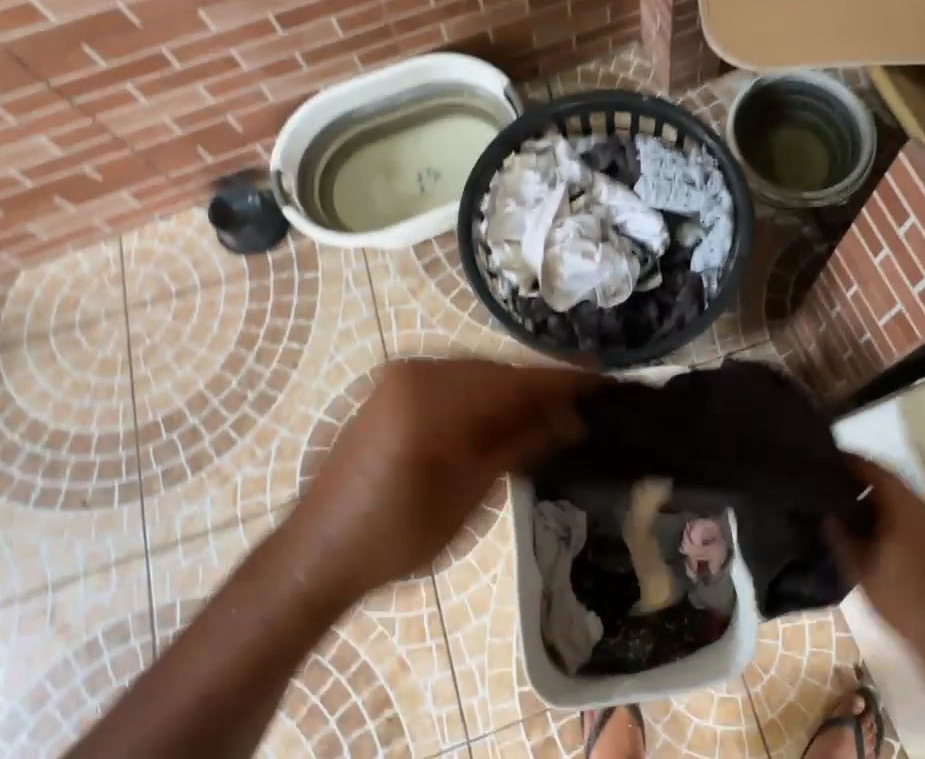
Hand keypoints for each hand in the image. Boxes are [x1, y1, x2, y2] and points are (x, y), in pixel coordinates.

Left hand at [279, 358, 593, 605]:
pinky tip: (507, 418)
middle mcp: (417, 373)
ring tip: (555, 414)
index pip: (515, 381)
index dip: (564, 382)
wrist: (318, 553)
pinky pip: (454, 384)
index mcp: (433, 397)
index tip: (606, 381)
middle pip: (497, 372)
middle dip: (541, 389)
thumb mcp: (469, 493)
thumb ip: (520, 444)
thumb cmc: (396, 535)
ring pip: (477, 376)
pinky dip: (484, 399)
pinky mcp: (392, 392)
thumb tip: (571, 418)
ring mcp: (400, 379)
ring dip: (514, 394)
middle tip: (586, 404)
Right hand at [828, 455, 924, 655]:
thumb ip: (839, 532)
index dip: (847, 461)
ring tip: (834, 499)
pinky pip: (900, 510)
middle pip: (883, 478)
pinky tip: (858, 524)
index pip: (872, 468)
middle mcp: (919, 506)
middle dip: (854, 477)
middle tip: (823, 478)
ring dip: (867, 494)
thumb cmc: (900, 597)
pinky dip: (879, 509)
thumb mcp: (860, 565)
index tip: (820, 458)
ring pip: (892, 496)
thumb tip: (822, 509)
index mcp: (904, 505)